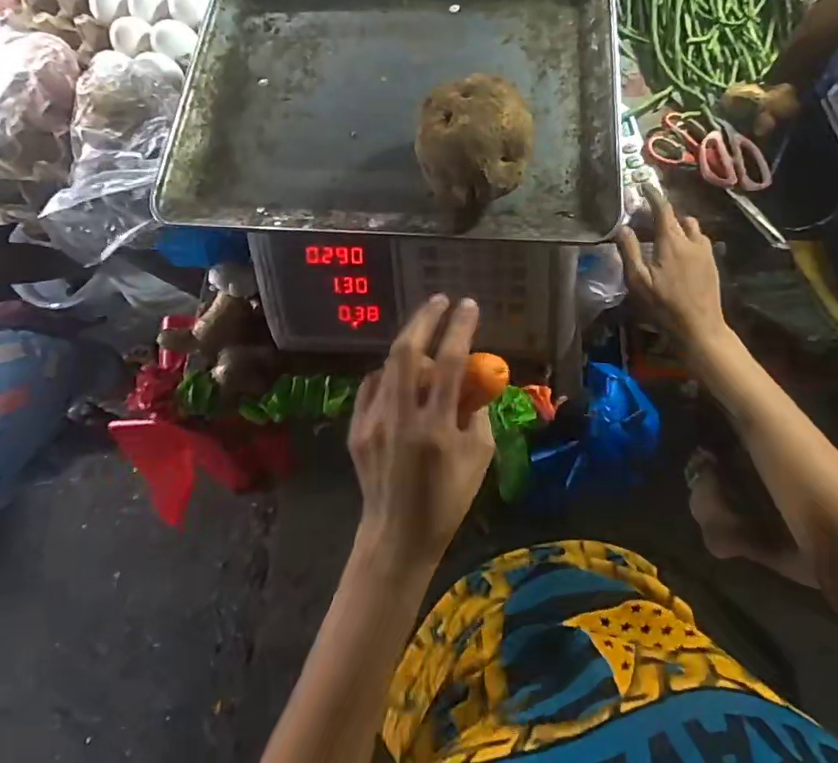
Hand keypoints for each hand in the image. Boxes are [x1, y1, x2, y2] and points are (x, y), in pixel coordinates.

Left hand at [348, 295, 494, 569]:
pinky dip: (389, 375)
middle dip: (424, 318)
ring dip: (409, 349)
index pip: (451, 364)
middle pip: (406, 353)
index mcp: (436, 429)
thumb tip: (473, 378)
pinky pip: (373, 386)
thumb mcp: (480, 457)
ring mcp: (373, 423)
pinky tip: (401, 381)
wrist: (396, 536)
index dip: (460, 329)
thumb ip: (477, 412)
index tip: (468, 305)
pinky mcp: (356, 429)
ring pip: (387, 366)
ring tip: (427, 349)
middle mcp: (400, 420)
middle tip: (439, 301)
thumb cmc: (448, 500)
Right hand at [616, 184, 729, 348]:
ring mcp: (706, 251)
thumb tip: (622, 227)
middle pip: (679, 217)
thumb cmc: (664, 305)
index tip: (644, 185)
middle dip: (665, 215)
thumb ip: (629, 251)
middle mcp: (692, 240)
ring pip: (693, 228)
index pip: (663, 208)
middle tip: (648, 224)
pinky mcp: (713, 264)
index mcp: (672, 240)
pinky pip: (700, 242)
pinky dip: (689, 240)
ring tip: (664, 239)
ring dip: (679, 227)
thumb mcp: (638, 280)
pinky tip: (679, 256)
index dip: (653, 195)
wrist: (700, 327)